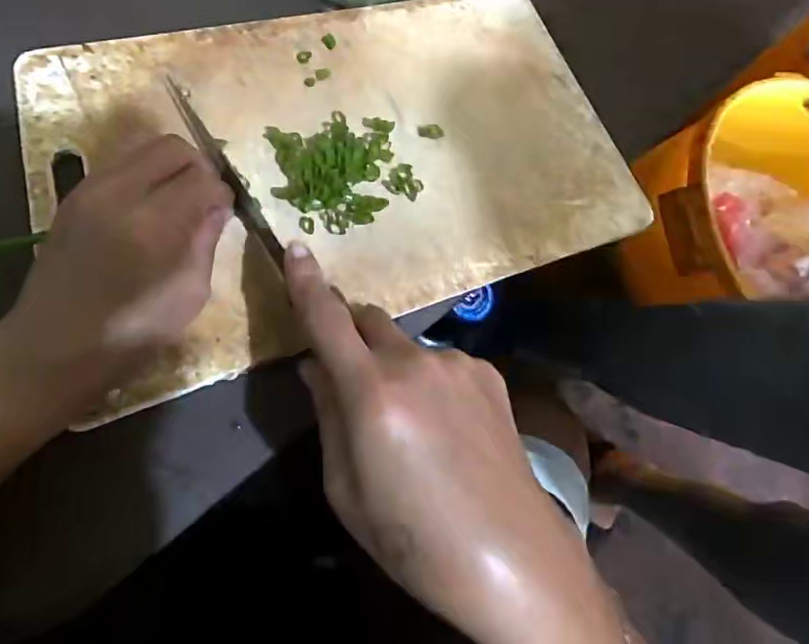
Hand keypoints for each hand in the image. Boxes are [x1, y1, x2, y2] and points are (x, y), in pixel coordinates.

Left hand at [0, 135, 230, 402]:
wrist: (49, 348)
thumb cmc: (127, 335)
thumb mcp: (187, 296)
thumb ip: (206, 241)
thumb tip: (217, 206)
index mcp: (152, 226)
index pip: (202, 178)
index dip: (220, 192)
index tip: (223, 211)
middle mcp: (120, 194)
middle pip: (174, 147)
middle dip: (198, 166)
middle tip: (203, 197)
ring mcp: (91, 189)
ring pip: (145, 144)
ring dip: (170, 164)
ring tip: (176, 196)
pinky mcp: (74, 194)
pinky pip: (120, 161)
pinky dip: (144, 170)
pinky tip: (147, 202)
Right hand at [283, 244, 624, 643]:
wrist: (512, 560)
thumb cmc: (412, 538)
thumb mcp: (345, 489)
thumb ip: (328, 415)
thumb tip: (315, 366)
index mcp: (371, 393)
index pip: (327, 320)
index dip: (307, 282)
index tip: (296, 248)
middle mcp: (414, 362)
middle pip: (367, 320)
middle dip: (351, 337)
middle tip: (352, 380)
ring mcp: (456, 362)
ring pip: (405, 346)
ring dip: (393, 367)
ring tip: (412, 426)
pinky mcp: (487, 372)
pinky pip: (440, 363)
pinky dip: (429, 382)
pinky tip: (448, 430)